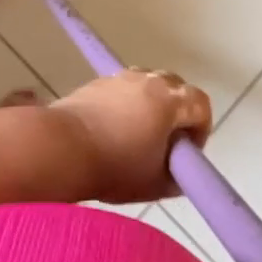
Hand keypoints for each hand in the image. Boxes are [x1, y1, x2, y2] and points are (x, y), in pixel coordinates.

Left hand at [50, 68, 212, 203]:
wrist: (61, 148)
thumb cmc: (114, 166)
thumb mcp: (155, 184)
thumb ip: (176, 177)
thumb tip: (180, 174)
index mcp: (171, 101)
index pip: (201, 104)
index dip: (201, 128)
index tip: (187, 151)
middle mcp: (150, 81)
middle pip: (177, 88)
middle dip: (178, 112)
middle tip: (166, 141)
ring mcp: (122, 77)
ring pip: (149, 84)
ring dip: (152, 103)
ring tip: (138, 133)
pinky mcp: (98, 81)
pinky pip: (123, 88)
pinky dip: (127, 102)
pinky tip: (112, 128)